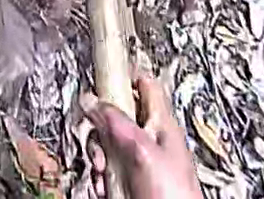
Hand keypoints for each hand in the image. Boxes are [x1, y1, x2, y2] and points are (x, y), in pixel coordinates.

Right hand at [80, 68, 204, 198]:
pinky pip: (107, 169)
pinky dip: (100, 176)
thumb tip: (90, 98)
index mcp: (161, 124)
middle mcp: (150, 140)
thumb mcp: (142, 150)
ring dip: (97, 154)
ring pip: (108, 142)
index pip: (143, 84)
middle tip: (99, 140)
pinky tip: (104, 187)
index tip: (99, 78)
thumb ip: (116, 120)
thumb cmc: (174, 197)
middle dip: (100, 125)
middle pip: (116, 113)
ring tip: (101, 171)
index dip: (122, 76)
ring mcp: (140, 163)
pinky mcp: (131, 184)